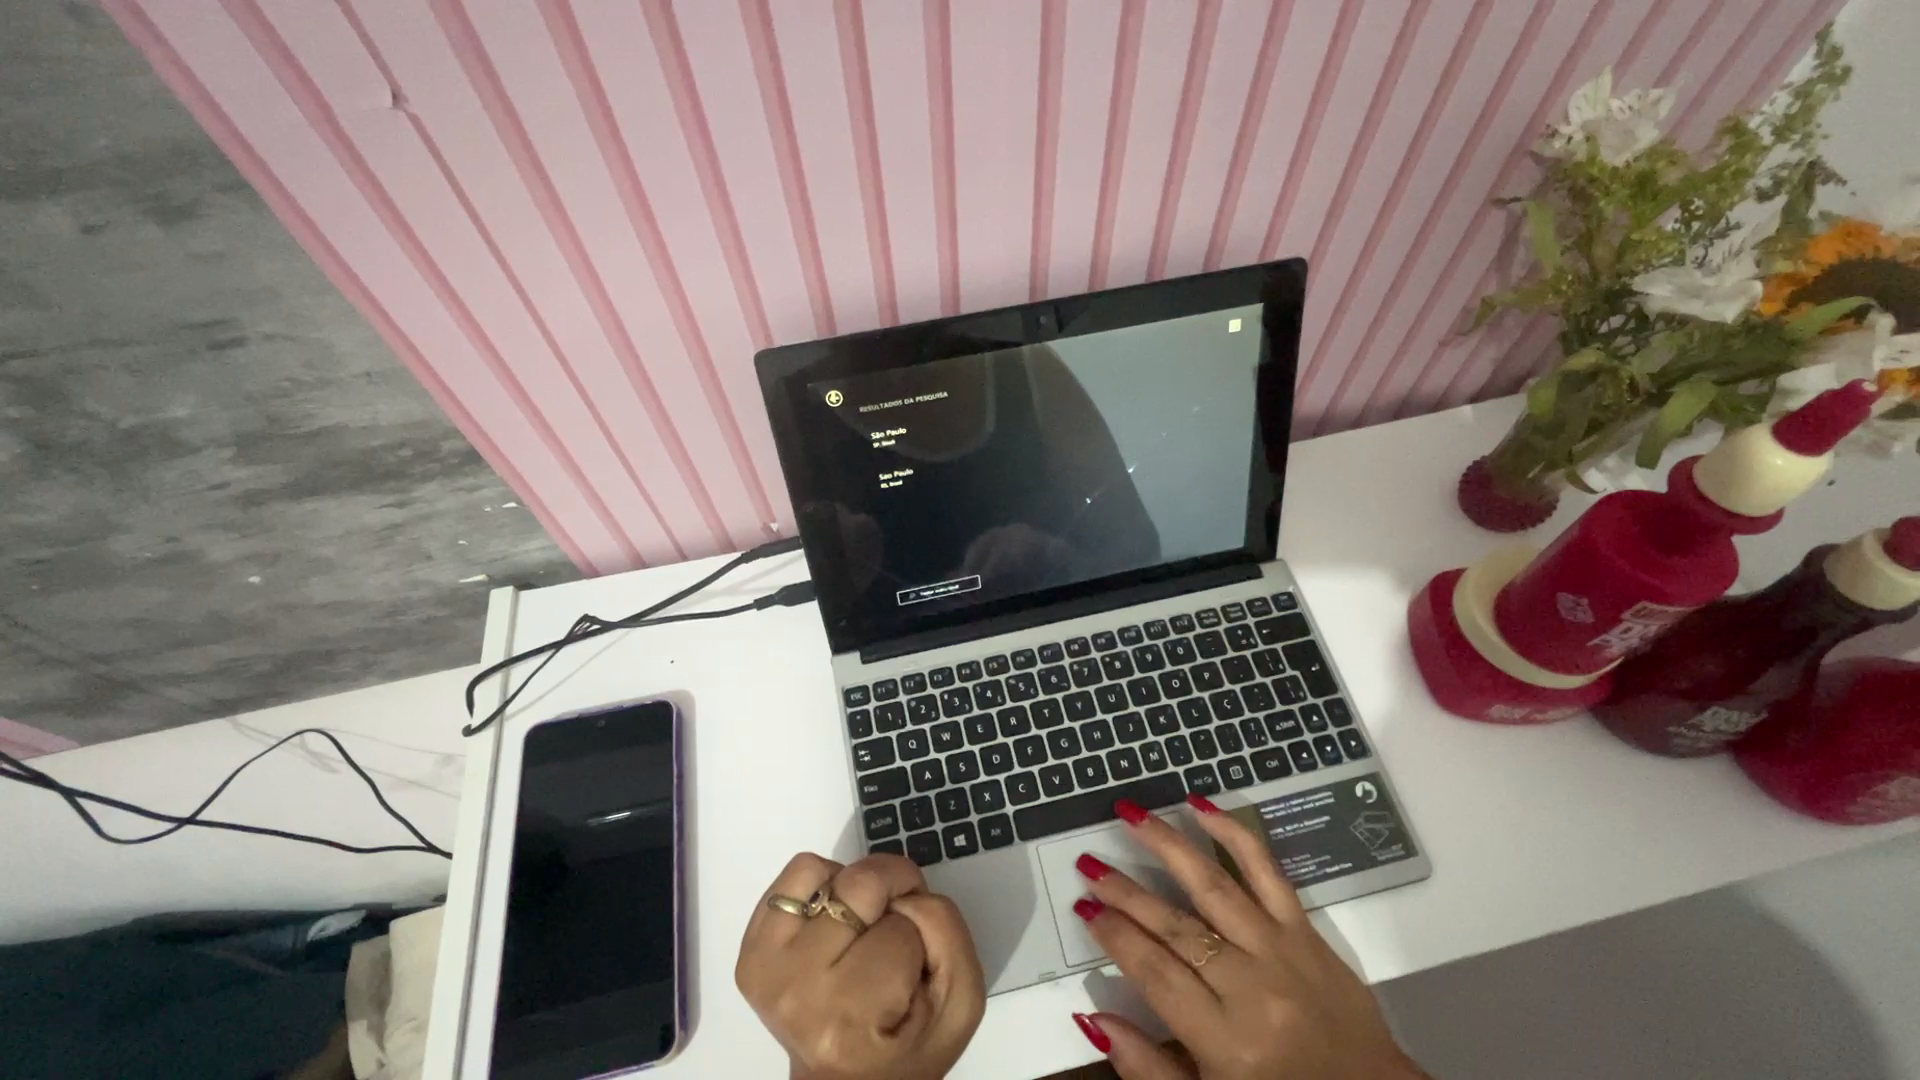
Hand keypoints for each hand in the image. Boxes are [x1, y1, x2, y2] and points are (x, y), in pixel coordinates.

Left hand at [736, 852, 985, 1079]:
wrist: (849, 1078)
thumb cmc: (907, 1044)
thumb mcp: (959, 1000)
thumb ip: (945, 933)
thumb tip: (905, 891)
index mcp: (850, 1018)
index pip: (900, 925)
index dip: (918, 928)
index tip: (914, 957)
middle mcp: (796, 991)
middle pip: (859, 886)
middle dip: (893, 890)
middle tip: (896, 922)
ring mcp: (766, 969)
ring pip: (819, 871)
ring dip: (852, 886)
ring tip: (861, 924)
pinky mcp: (750, 951)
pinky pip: (793, 876)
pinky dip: (822, 883)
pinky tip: (834, 921)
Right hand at [1067, 795, 1428, 1079]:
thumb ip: (1148, 1066)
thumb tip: (1093, 1017)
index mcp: (1225, 1040)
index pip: (1155, 972)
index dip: (1116, 937)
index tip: (1085, 908)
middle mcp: (1251, 986)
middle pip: (1176, 926)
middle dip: (1126, 892)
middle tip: (1089, 865)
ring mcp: (1281, 949)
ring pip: (1212, 886)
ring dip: (1166, 845)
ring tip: (1129, 815)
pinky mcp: (1305, 930)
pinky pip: (1267, 872)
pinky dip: (1234, 835)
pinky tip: (1202, 806)